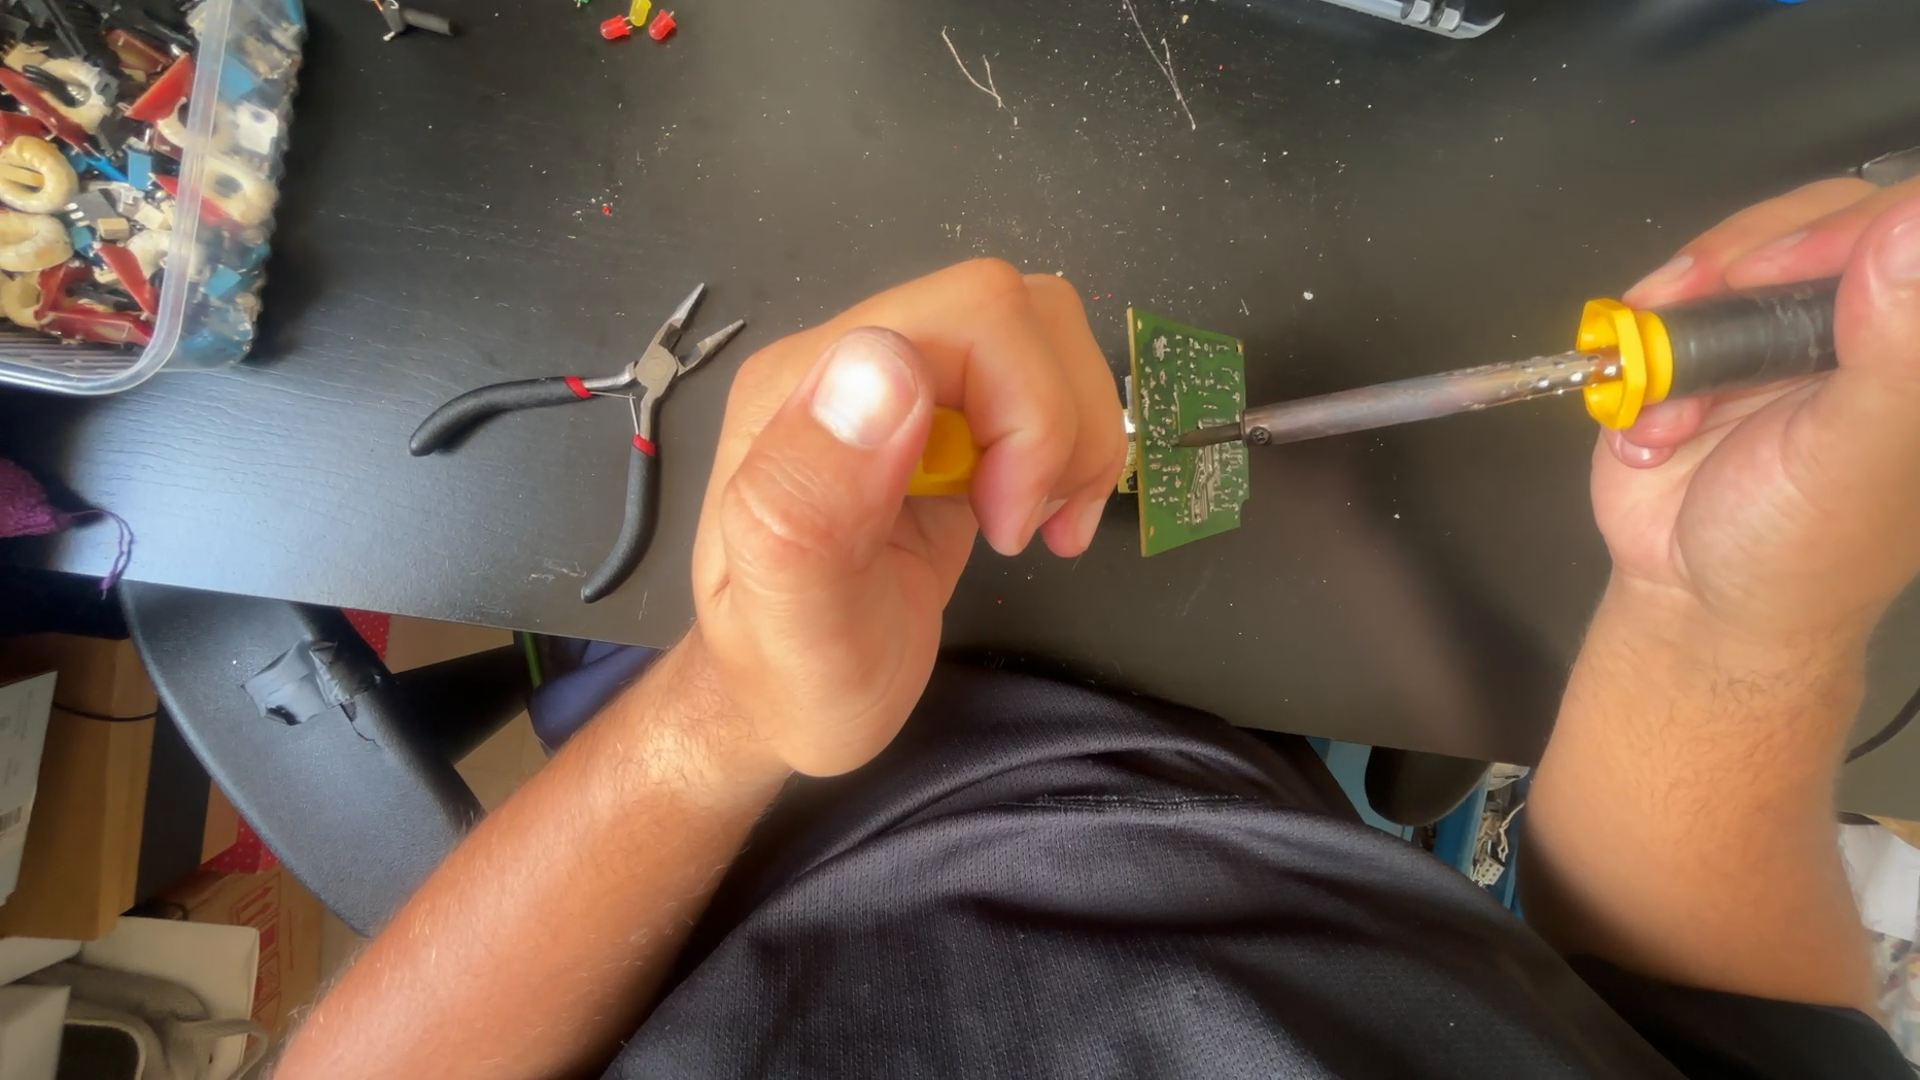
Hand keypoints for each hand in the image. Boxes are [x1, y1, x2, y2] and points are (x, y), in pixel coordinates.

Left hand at [687, 260, 1126, 774]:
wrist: (793, 699)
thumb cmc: (791, 679)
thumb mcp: (793, 623)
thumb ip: (808, 500)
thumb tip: (886, 366)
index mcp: (803, 389)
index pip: (970, 316)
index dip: (1026, 414)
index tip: (1005, 524)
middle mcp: (853, 368)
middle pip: (1018, 315)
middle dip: (1058, 426)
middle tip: (1022, 526)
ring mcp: (903, 395)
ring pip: (1043, 341)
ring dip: (1074, 437)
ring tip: (1037, 525)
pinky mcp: (943, 430)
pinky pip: (1040, 389)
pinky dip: (1071, 450)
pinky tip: (1040, 518)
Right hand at [1594, 177, 1919, 644]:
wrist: (1690, 591)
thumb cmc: (1799, 537)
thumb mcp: (1857, 450)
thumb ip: (1896, 349)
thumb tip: (1911, 228)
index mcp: (1913, 340)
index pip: (1901, 228)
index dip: (1837, 230)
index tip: (1766, 276)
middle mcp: (1846, 327)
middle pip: (1804, 225)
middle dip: (1729, 260)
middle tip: (1683, 300)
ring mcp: (1757, 345)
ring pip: (1714, 270)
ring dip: (1662, 331)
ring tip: (1655, 395)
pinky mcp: (1682, 367)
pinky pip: (1645, 332)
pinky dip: (1624, 373)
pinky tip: (1643, 426)